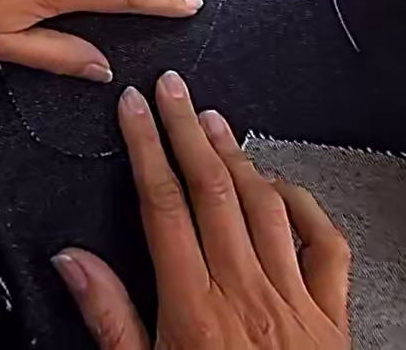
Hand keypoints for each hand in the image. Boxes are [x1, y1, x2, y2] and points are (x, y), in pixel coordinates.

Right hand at [53, 71, 351, 348]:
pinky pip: (326, 243)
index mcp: (195, 310)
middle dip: (186, 127)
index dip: (145, 145)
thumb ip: (109, 320)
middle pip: (211, 186)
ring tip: (211, 117)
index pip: (162, 202)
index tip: (133, 106)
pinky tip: (279, 184)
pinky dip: (304, 204)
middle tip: (171, 85)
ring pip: (262, 202)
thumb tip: (71, 259)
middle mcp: (246, 291)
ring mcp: (295, 299)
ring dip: (235, 153)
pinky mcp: (333, 315)